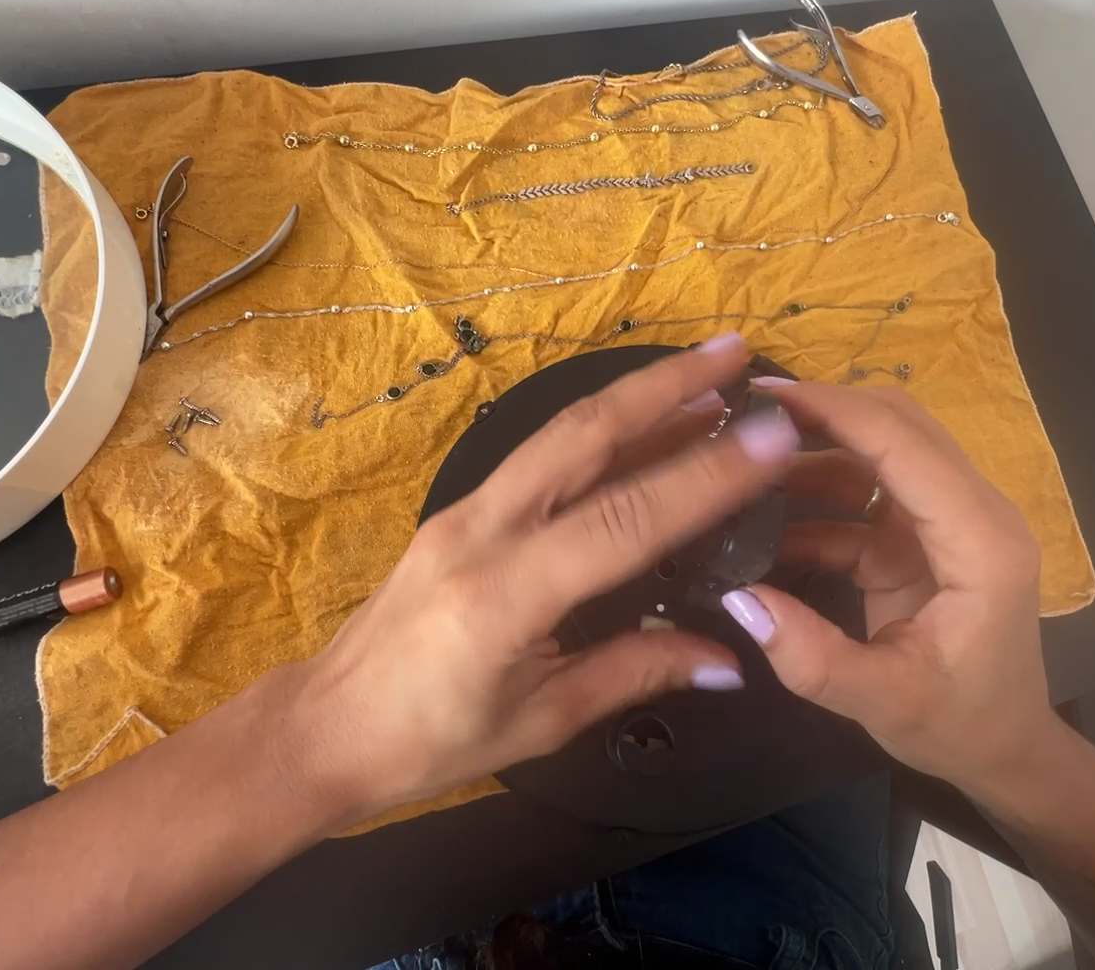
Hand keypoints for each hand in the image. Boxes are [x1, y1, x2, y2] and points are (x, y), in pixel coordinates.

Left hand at [261, 335, 800, 826]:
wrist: (326, 726)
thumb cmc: (429, 741)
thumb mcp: (540, 720)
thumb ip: (635, 674)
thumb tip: (730, 659)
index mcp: (505, 594)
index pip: (623, 520)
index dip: (703, 475)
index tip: (768, 435)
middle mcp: (484, 529)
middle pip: (584, 435)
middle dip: (666, 386)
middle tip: (736, 353)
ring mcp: (467, 507)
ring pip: (561, 432)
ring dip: (637, 396)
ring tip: (708, 375)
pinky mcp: (462, 505)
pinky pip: (542, 454)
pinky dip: (602, 429)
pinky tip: (645, 421)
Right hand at [719, 381, 1060, 797]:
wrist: (1004, 748)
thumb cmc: (960, 725)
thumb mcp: (883, 703)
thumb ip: (811, 657)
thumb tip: (737, 597)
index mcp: (978, 541)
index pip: (904, 444)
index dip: (835, 410)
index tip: (764, 396)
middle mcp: (971, 512)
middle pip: (898, 425)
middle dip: (824, 410)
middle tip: (748, 413)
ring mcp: (944, 520)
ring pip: (880, 449)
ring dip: (815, 448)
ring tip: (745, 457)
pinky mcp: (918, 536)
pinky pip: (863, 495)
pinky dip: (815, 496)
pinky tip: (762, 519)